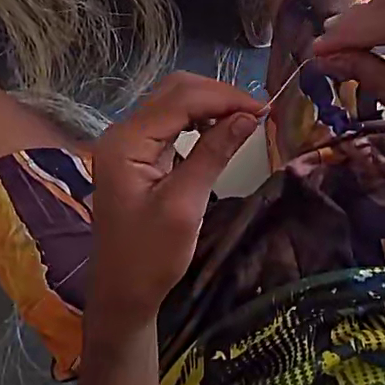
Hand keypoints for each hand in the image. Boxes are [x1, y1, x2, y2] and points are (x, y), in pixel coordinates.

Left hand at [87, 73, 263, 334]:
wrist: (121, 293)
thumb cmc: (149, 257)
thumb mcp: (185, 205)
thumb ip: (213, 154)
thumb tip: (249, 117)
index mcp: (126, 142)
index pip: (180, 99)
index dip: (224, 98)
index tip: (264, 109)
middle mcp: (122, 132)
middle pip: (174, 91)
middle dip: (218, 95)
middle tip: (257, 112)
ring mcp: (128, 142)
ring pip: (173, 102)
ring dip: (210, 104)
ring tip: (245, 119)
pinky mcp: (137, 154)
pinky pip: (171, 122)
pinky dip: (199, 120)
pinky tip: (220, 130)